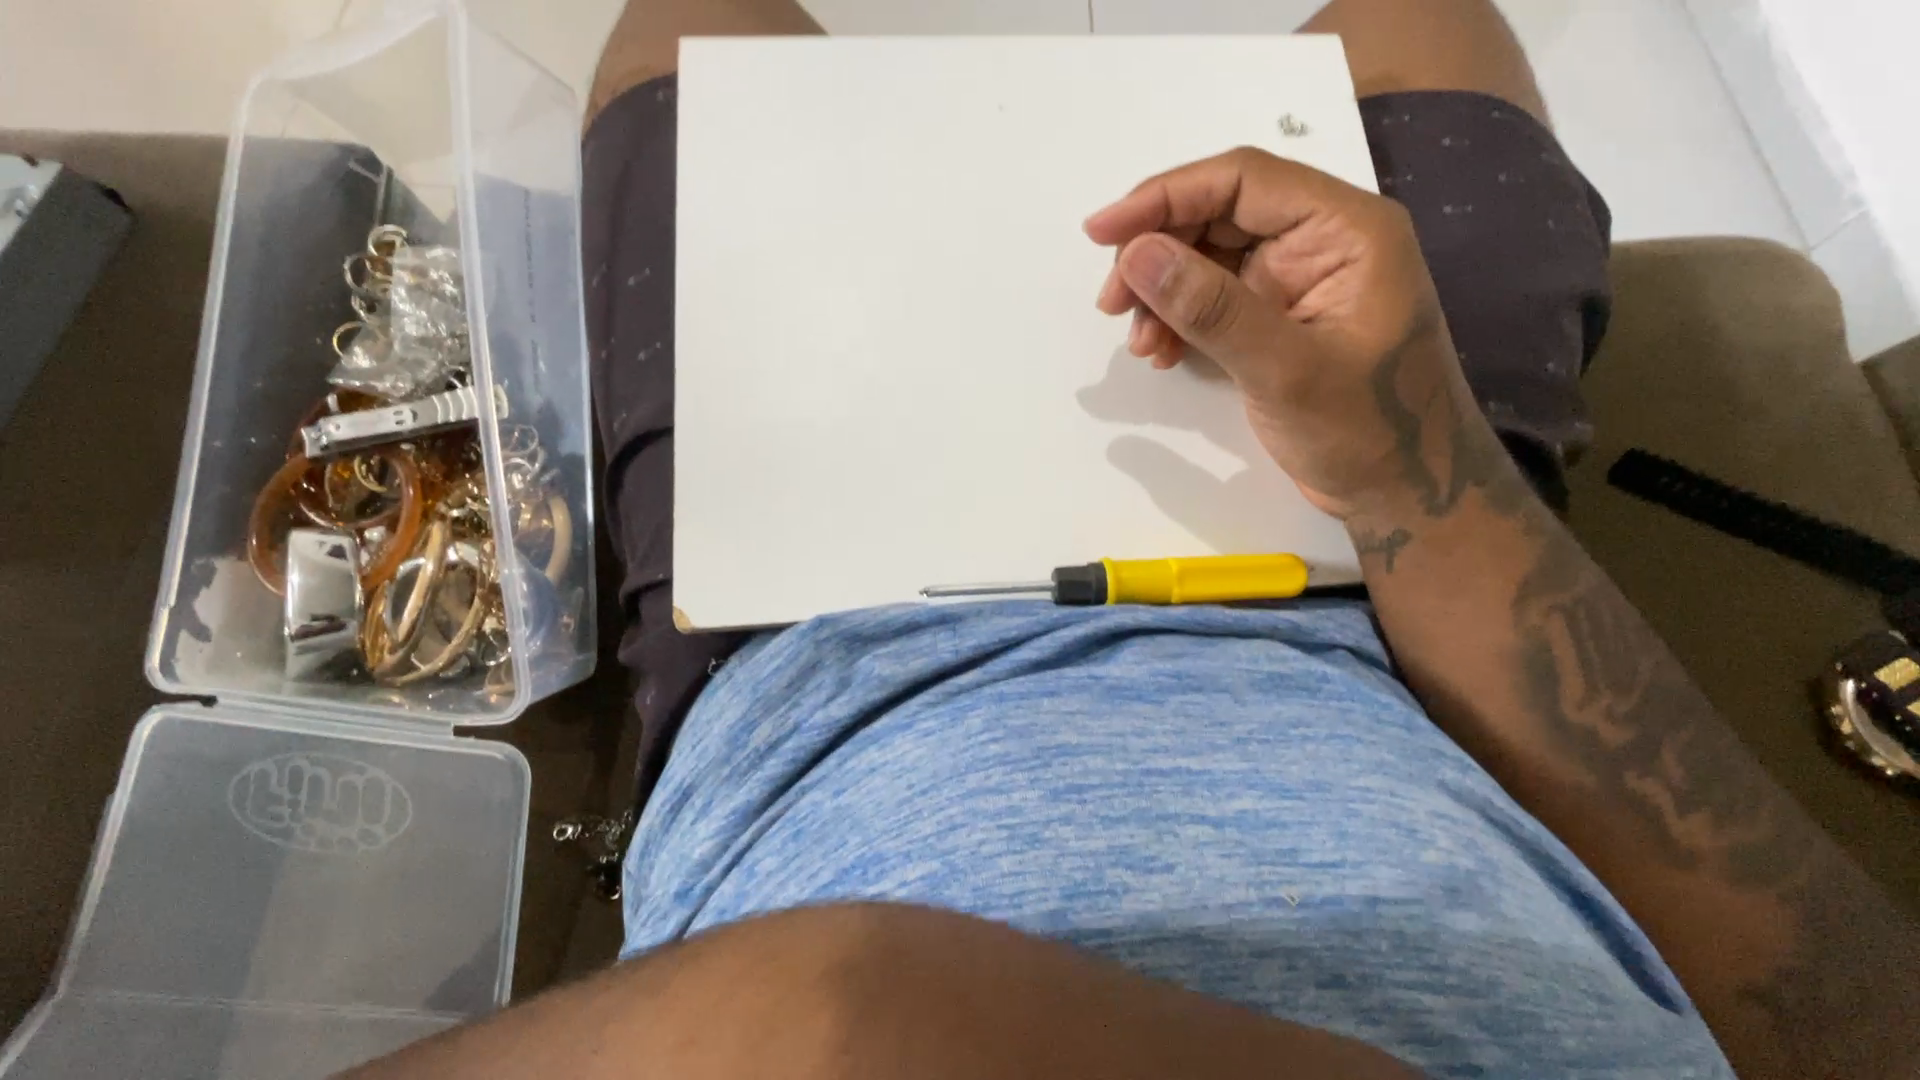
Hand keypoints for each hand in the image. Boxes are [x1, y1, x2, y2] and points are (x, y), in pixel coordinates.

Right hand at [1084, 147, 1504, 522]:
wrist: (1403, 492)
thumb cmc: (1366, 430)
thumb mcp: (1286, 370)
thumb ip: (1211, 309)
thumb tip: (1137, 254)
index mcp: (1344, 229)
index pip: (1241, 181)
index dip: (1163, 196)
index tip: (1100, 232)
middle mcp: (1320, 241)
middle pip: (1217, 215)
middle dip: (1157, 253)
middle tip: (1112, 304)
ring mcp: (1297, 282)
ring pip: (1208, 259)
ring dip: (1162, 293)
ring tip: (1141, 344)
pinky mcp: (1278, 320)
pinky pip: (1214, 300)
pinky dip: (1179, 321)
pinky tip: (1160, 354)